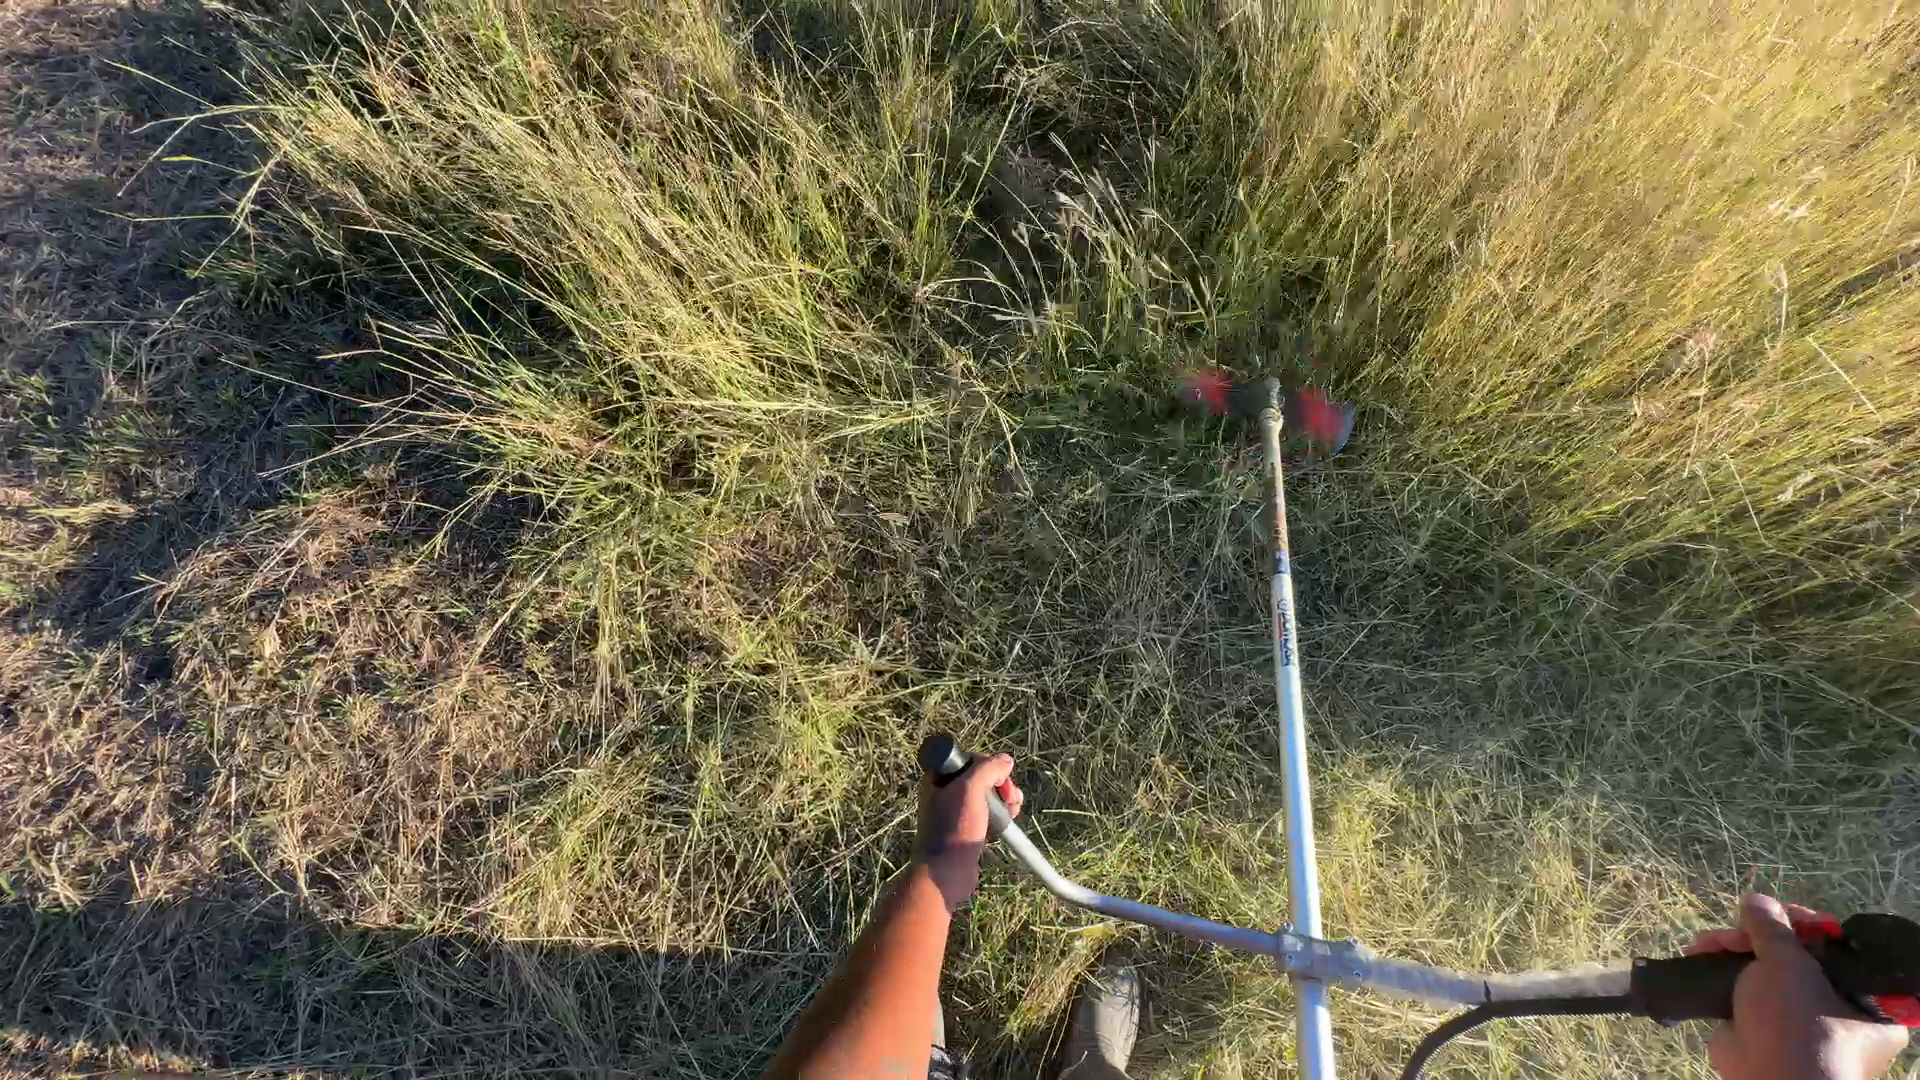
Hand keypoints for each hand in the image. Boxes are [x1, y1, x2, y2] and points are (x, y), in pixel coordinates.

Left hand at [913, 752, 1022, 911]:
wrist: (946, 873)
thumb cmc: (954, 829)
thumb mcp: (971, 790)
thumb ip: (988, 769)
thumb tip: (1006, 760)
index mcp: (938, 777)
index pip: (969, 759)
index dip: (988, 765)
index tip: (1000, 779)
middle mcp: (944, 790)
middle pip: (981, 776)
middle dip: (1001, 783)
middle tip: (1011, 797)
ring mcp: (956, 810)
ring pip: (987, 794)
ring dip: (1005, 797)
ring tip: (1014, 808)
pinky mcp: (967, 827)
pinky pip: (987, 811)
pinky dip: (1000, 812)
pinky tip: (1010, 817)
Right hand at [1687, 893, 1906, 1079]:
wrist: (1769, 1077)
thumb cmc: (1799, 1025)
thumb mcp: (1790, 969)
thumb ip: (1773, 931)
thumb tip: (1757, 898)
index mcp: (1861, 999)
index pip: (1837, 948)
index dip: (1804, 924)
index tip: (1773, 912)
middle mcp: (1830, 1003)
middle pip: (1788, 951)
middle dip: (1750, 935)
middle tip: (1729, 936)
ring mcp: (1788, 1009)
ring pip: (1757, 961)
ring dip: (1726, 945)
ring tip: (1704, 946)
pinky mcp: (1755, 1014)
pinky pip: (1737, 978)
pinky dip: (1716, 963)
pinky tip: (1698, 955)